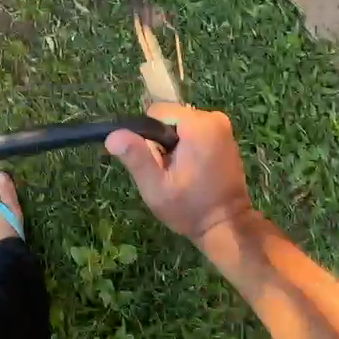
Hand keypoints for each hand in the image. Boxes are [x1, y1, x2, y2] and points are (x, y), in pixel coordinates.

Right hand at [106, 102, 255, 245]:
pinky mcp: (225, 136)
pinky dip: (188, 146)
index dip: (149, 136)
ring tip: (180, 172)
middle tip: (168, 171)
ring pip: (180, 124)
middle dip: (163, 141)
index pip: (157, 112)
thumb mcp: (156, 187)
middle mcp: (214, 118)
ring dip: (175, 144)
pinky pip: (195, 131)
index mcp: (198, 124)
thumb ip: (136, 157)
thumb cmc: (190, 208)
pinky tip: (192, 169)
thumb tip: (112, 135)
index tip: (157, 162)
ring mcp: (223, 126)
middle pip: (170, 118)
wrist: (227, 226)